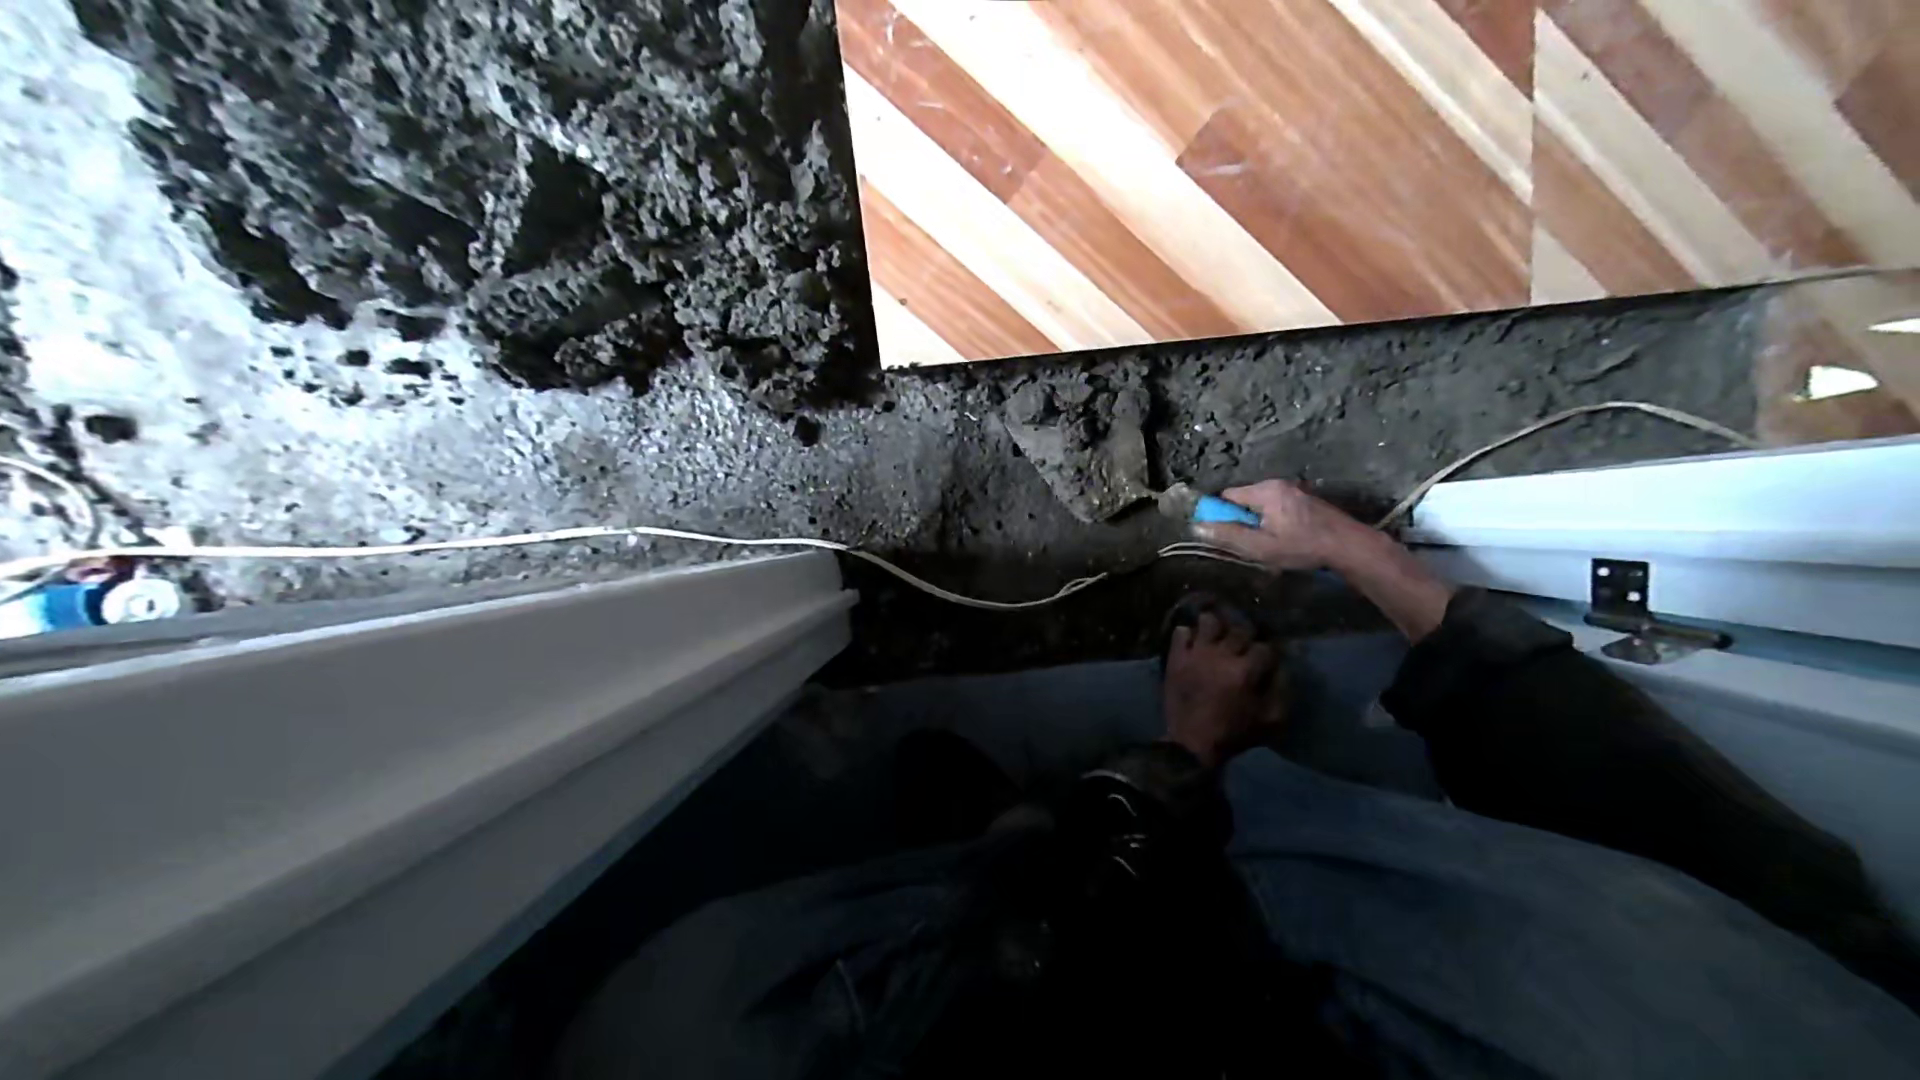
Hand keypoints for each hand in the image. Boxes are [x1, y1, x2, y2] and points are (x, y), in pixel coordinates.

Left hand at [1163, 611, 1285, 767]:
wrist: (1191, 742)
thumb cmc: (1233, 733)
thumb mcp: (1269, 720)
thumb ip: (1282, 691)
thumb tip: (1283, 669)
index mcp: (1245, 671)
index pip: (1265, 648)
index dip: (1268, 654)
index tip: (1264, 662)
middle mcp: (1221, 656)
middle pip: (1239, 629)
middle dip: (1245, 637)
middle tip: (1242, 648)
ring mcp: (1196, 654)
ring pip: (1209, 622)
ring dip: (1216, 628)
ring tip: (1217, 638)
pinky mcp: (1176, 658)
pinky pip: (1181, 632)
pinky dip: (1188, 635)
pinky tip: (1194, 644)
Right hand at [1193, 479, 1368, 570]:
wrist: (1350, 546)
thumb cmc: (1303, 546)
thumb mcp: (1261, 547)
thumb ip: (1229, 535)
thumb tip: (1198, 527)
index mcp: (1265, 491)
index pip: (1227, 496)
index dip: (1221, 515)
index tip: (1227, 533)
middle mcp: (1278, 484)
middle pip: (1243, 499)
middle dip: (1242, 520)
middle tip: (1251, 543)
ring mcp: (1293, 490)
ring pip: (1260, 504)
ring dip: (1258, 522)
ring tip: (1270, 543)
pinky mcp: (1304, 499)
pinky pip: (1276, 506)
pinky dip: (1273, 520)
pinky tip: (1285, 538)